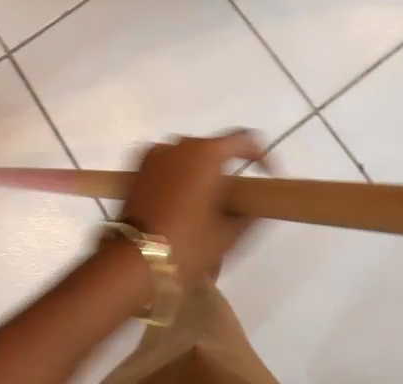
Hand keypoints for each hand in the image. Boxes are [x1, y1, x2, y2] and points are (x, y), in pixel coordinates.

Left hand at [115, 130, 265, 284]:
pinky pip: (166, 165)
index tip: (270, 175)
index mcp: (206, 153)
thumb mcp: (228, 235)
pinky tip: (179, 204)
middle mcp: (179, 144)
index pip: (244, 140)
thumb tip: (258, 204)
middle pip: (212, 149)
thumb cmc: (187, 246)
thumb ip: (250, 213)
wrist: (132, 262)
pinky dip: (177, 177)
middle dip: (226, 170)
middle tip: (233, 202)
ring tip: (203, 207)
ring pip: (187, 157)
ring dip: (199, 174)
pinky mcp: (136, 167)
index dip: (262, 155)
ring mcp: (154, 153)